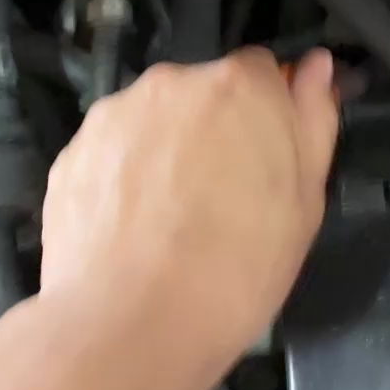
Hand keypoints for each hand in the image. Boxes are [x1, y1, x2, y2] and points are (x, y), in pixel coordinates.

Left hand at [37, 48, 338, 371]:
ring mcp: (115, 113)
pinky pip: (116, 148)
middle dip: (219, 125)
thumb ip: (314, 118)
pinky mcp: (70, 151)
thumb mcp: (306, 196)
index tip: (268, 159)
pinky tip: (136, 225)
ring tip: (174, 215)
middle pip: (208, 91)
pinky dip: (129, 172)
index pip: (263, 71)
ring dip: (172, 145)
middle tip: (226, 193)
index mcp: (241, 84)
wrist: (132, 324)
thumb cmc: (243, 261)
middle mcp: (175, 81)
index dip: (270, 113)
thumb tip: (318, 65)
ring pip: (159, 118)